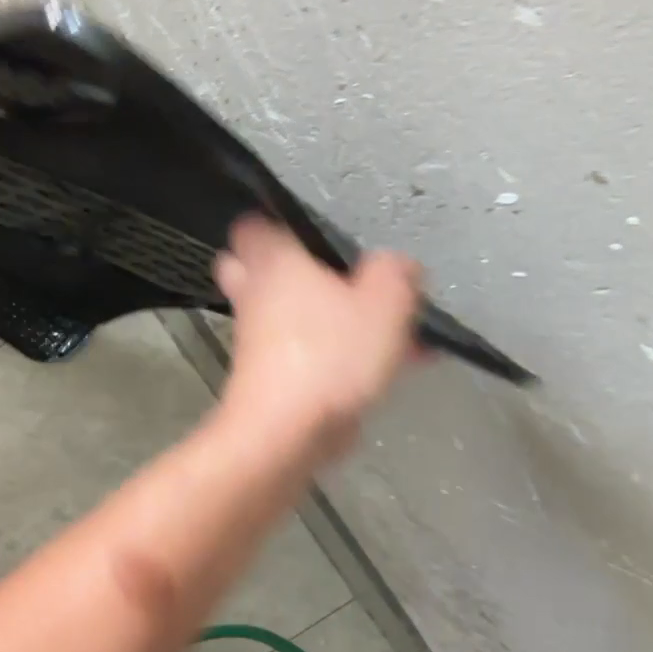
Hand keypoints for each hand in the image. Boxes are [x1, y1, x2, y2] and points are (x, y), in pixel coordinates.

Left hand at [214, 217, 423, 459]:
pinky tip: (401, 360)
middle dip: (290, 265)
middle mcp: (256, 297)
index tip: (307, 223)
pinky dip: (343, 350)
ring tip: (394, 320)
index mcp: (273, 265)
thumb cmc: (329, 355)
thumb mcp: (385, 300)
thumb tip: (392, 263)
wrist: (286, 431)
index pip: (251, 227)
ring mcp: (258, 339)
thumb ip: (394, 271)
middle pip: (255, 268)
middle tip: (334, 267)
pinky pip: (308, 350)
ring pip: (288, 313)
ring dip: (333, 313)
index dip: (272, 221)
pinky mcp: (271, 375)